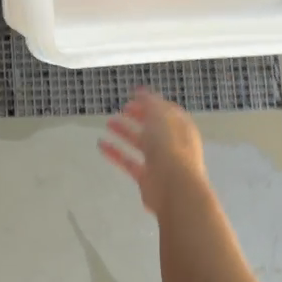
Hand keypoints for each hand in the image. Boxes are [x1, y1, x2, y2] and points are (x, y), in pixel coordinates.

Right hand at [99, 88, 208, 215]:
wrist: (175, 189)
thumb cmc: (170, 147)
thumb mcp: (160, 117)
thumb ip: (150, 103)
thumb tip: (142, 92)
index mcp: (180, 128)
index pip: (167, 111)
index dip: (152, 103)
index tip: (135, 96)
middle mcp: (173, 144)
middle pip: (154, 127)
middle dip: (139, 117)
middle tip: (123, 108)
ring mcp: (161, 162)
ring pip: (141, 143)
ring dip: (125, 132)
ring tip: (108, 123)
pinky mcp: (147, 178)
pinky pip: (129, 162)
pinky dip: (115, 153)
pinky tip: (101, 144)